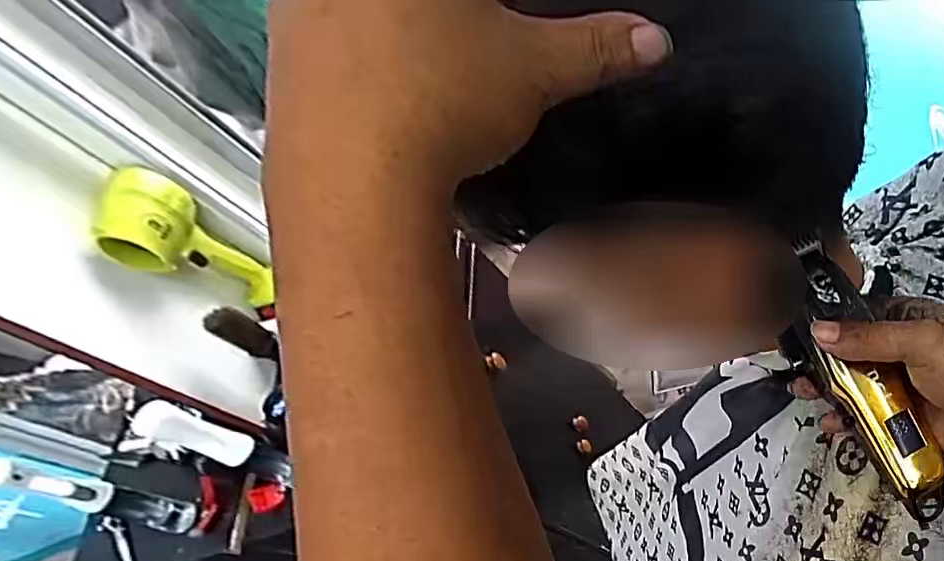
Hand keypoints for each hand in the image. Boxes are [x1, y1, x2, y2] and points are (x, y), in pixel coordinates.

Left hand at [266, 0, 671, 193]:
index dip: (506, 10)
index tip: (511, 33)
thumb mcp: (535, 70)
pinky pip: (336, 17)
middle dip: (466, 17)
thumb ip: (594, 48)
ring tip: (436, 60)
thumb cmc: (446, 95)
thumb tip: (656, 39)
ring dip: (410, 24)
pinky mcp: (287, 23)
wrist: (357, 162)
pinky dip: (369, 35)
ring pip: (380, 6)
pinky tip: (395, 78)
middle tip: (481, 39)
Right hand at [807, 298, 943, 455]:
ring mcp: (897, 385)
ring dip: (831, 394)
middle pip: (851, 356)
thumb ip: (870, 337)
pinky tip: (835, 422)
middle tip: (804, 374)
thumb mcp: (918, 342)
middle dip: (825, 366)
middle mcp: (899, 352)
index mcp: (908, 321)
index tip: (809, 338)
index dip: (835, 327)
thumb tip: (825, 331)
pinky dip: (847, 420)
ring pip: (854, 388)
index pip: (862, 317)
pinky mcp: (897, 415)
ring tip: (810, 397)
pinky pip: (865, 416)